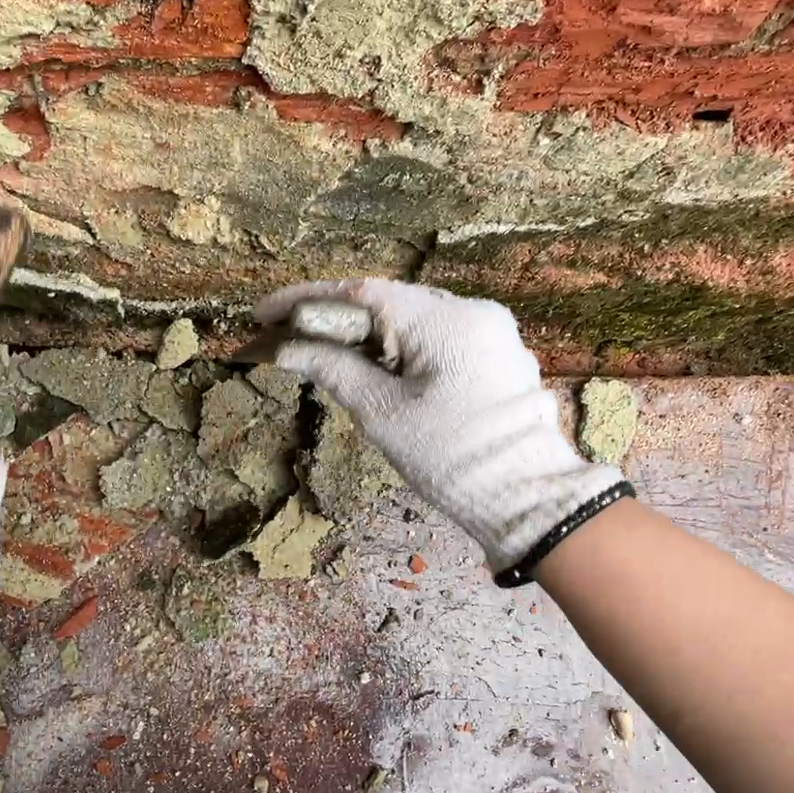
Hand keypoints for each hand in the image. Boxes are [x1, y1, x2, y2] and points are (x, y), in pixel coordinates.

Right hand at [257, 279, 624, 581]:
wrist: (527, 500)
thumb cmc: (450, 457)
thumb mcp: (382, 413)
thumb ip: (334, 369)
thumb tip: (287, 349)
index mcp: (446, 320)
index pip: (362, 292)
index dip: (307, 299)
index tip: (266, 312)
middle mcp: (473, 312)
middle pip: (388, 302)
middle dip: (335, 317)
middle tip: (289, 335)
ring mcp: (492, 333)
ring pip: (412, 320)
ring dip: (367, 334)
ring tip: (326, 354)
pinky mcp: (497, 356)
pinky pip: (438, 338)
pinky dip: (399, 348)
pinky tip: (375, 369)